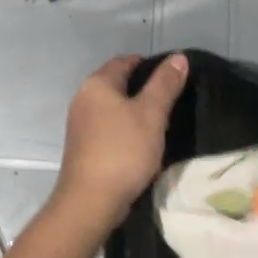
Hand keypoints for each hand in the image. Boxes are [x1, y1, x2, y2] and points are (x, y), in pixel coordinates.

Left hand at [53, 54, 187, 230]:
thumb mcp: (152, 114)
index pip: (125, 61)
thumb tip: (178, 56)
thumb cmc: (123, 150)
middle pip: (118, 84)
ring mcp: (80, 124)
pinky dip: (126, 131)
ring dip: (135, 113)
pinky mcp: (82, 147)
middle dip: (144, 90)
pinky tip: (142, 146)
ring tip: (161, 125)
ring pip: (114, 108)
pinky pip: (109, 129)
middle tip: (171, 103)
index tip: (173, 79)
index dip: (150, 65)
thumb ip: (165, 84)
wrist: (90, 201)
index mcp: (97, 84)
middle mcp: (83, 98)